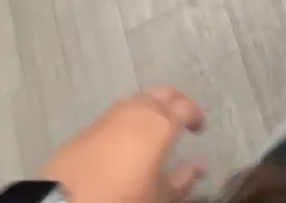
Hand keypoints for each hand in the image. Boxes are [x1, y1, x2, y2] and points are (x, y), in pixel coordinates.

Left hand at [42, 86, 207, 202]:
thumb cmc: (122, 199)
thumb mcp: (159, 197)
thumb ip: (182, 180)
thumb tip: (198, 167)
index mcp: (161, 122)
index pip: (187, 107)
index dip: (196, 116)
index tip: (199, 129)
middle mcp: (137, 110)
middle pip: (163, 93)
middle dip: (175, 102)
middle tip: (181, 118)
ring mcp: (109, 117)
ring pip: (137, 101)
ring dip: (149, 109)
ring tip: (151, 129)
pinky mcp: (85, 129)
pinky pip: (114, 117)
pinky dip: (125, 123)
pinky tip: (123, 142)